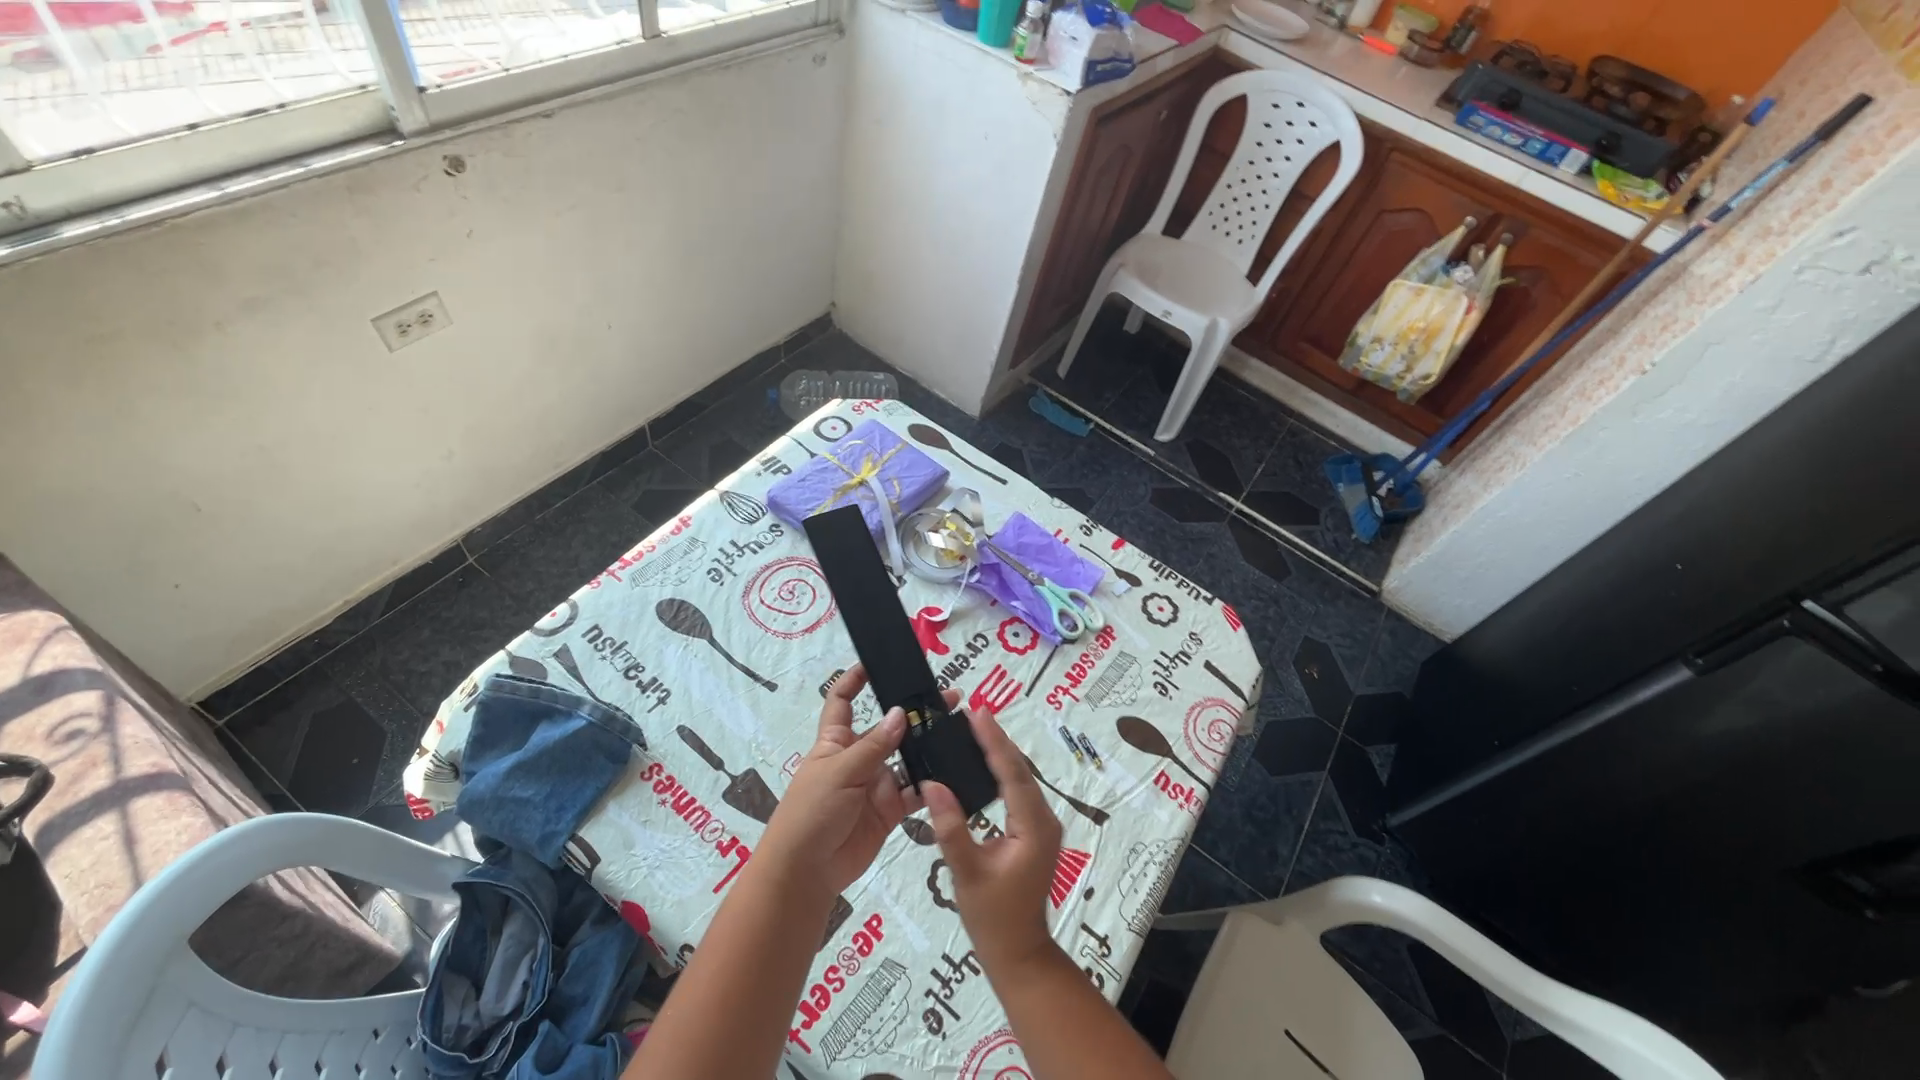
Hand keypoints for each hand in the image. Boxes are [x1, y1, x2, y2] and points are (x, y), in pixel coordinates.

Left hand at [757, 665, 953, 899]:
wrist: (806, 871)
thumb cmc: (812, 811)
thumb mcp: (840, 771)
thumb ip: (875, 745)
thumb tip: (901, 712)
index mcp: (836, 741)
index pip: (842, 701)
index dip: (855, 680)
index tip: (878, 663)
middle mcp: (858, 758)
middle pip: (889, 728)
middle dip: (915, 713)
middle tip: (950, 699)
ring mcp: (876, 784)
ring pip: (907, 758)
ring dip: (930, 746)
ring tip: (960, 730)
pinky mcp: (890, 811)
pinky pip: (915, 792)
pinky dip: (933, 783)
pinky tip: (955, 770)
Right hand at [923, 707, 1063, 976]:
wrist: (1017, 950)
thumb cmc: (992, 916)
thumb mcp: (966, 872)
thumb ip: (950, 827)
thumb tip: (932, 784)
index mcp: (1033, 827)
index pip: (1013, 774)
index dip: (994, 742)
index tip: (978, 713)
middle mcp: (1044, 820)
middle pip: (1020, 771)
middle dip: (997, 741)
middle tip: (972, 713)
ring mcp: (1042, 827)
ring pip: (1020, 781)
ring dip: (1000, 755)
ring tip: (975, 728)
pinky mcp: (1034, 833)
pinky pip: (1018, 794)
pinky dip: (1002, 774)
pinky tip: (985, 764)